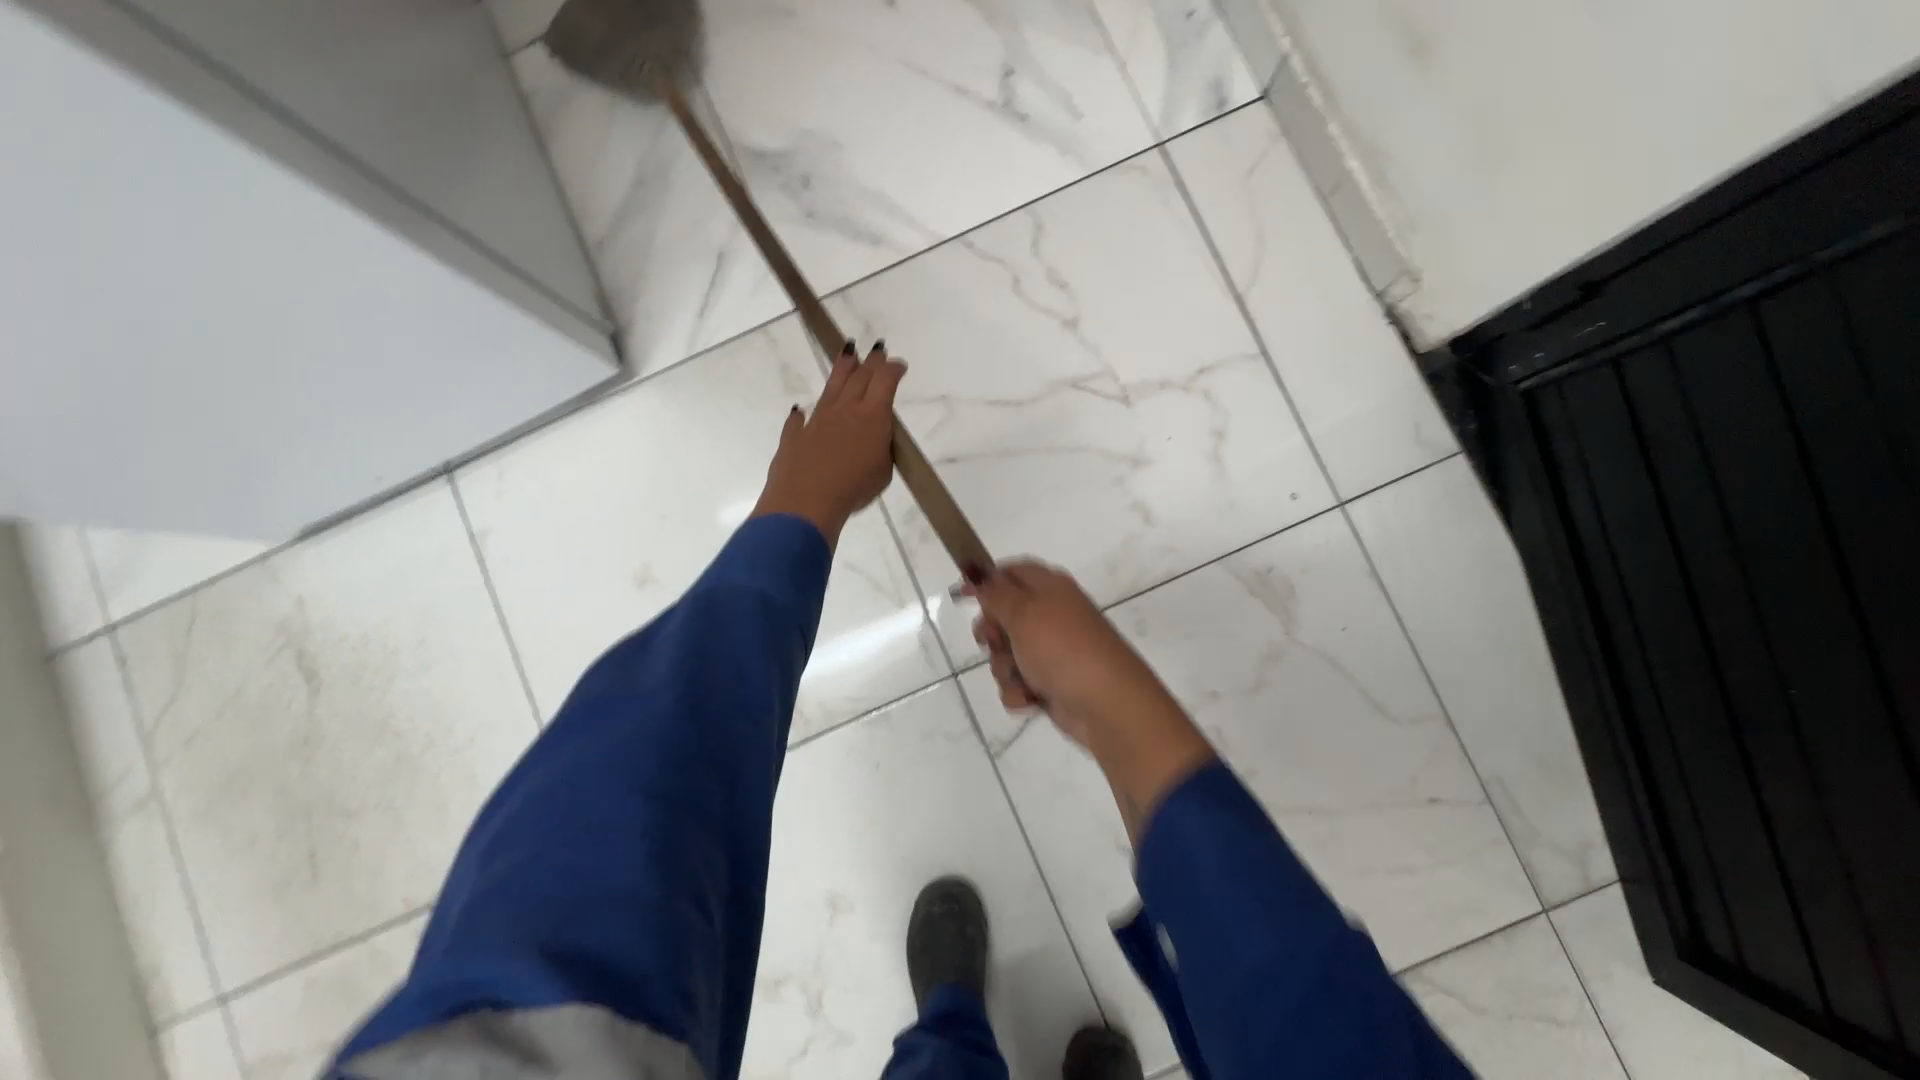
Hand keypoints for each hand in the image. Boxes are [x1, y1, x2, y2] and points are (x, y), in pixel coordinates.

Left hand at [752, 341, 905, 546]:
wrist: (806, 500)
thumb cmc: (853, 488)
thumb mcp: (883, 472)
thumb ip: (881, 450)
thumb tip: (874, 439)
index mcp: (872, 416)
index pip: (885, 381)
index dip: (893, 370)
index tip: (899, 365)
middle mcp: (845, 409)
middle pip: (860, 376)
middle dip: (872, 362)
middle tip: (878, 351)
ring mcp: (817, 419)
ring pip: (832, 387)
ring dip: (842, 369)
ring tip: (848, 354)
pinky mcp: (796, 434)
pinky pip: (800, 419)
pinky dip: (803, 414)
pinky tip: (800, 411)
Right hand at [966, 561, 1173, 747]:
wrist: (1105, 704)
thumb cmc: (1063, 649)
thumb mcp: (1023, 613)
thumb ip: (996, 593)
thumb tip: (979, 574)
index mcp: (1050, 588)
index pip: (1013, 572)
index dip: (988, 580)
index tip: (964, 595)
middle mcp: (1051, 616)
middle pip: (1004, 616)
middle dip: (992, 633)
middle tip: (992, 641)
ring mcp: (1052, 652)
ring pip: (1007, 654)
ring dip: (1005, 668)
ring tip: (1022, 677)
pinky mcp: (1051, 683)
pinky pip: (1018, 683)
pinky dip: (1020, 691)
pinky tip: (1032, 698)